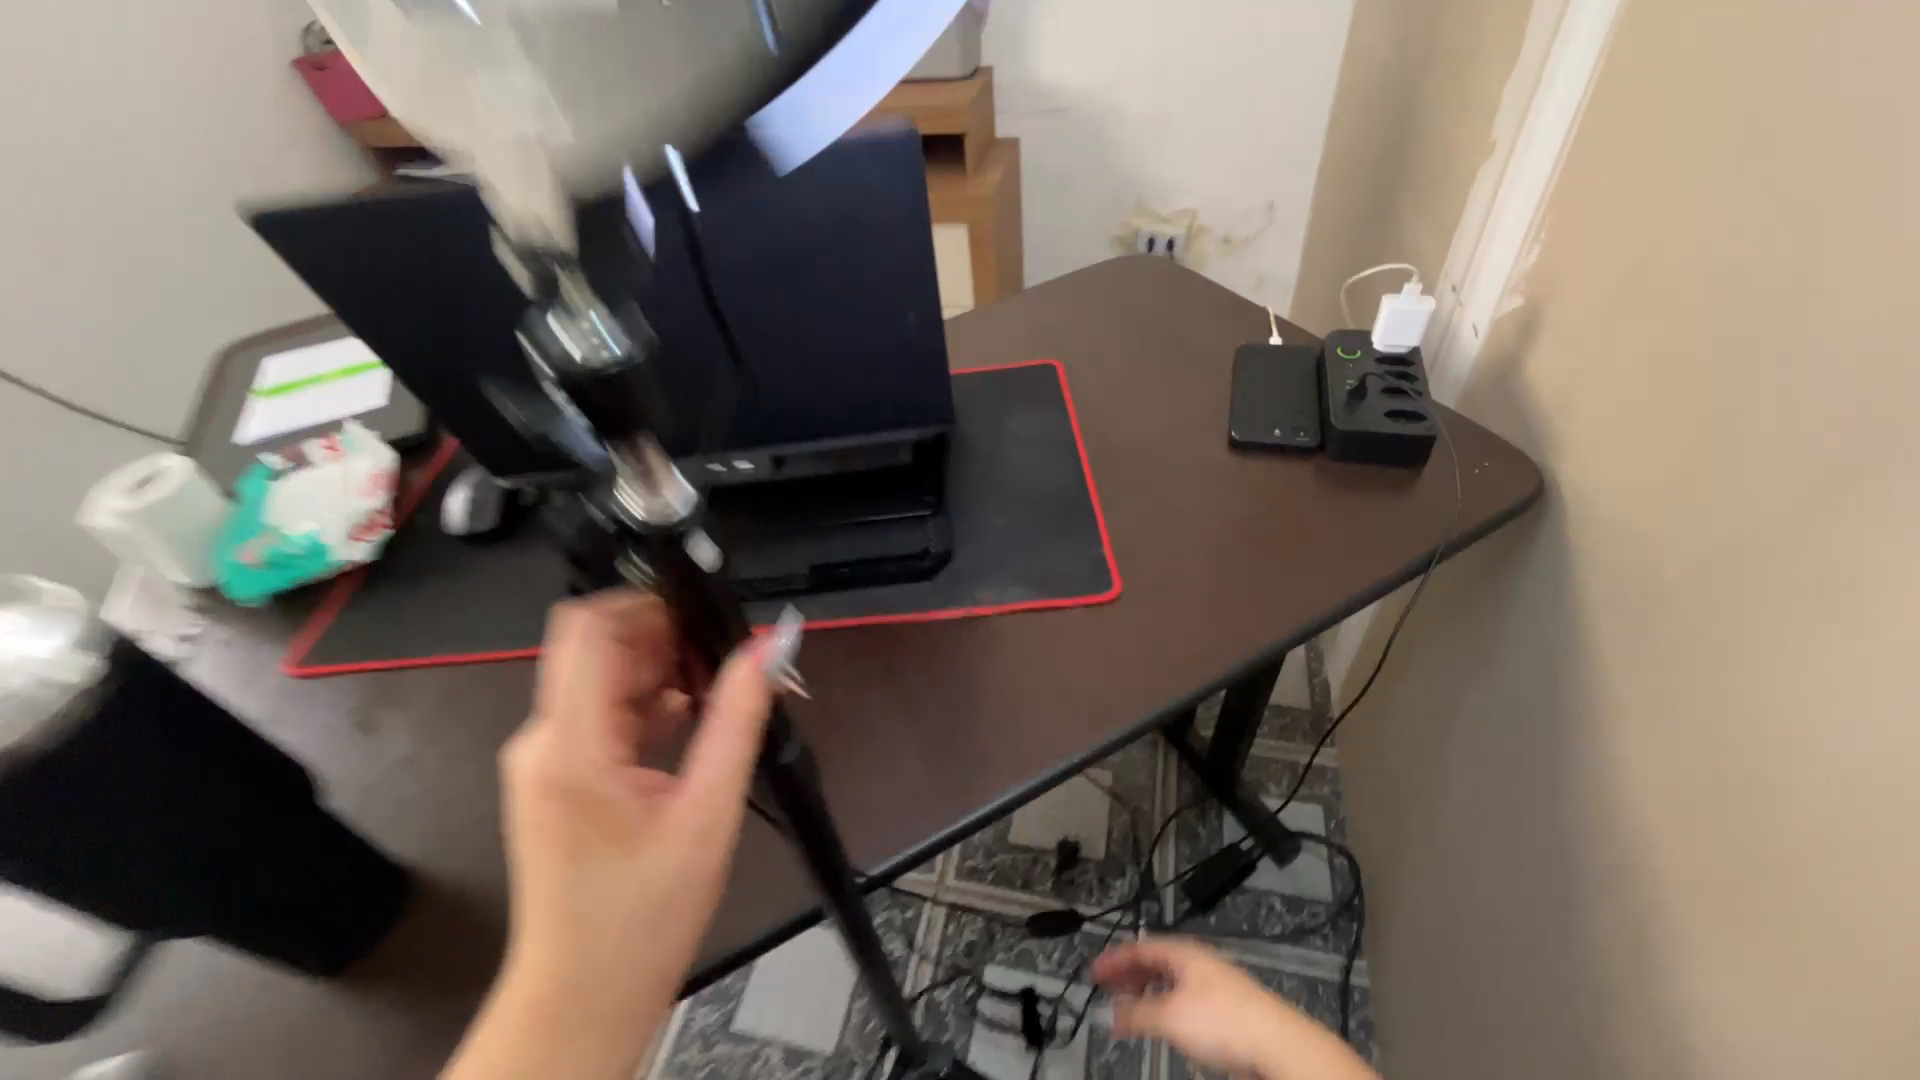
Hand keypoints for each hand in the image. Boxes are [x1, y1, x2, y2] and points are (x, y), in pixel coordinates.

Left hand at [444, 590, 773, 1079]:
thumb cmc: (646, 915)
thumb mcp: (708, 811)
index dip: (645, 604)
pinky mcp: (555, 776)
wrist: (585, 995)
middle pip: (598, 650)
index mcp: (571, 746)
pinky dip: (647, 705)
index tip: (704, 618)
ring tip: (718, 693)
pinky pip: (601, 715)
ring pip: (602, 680)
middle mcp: (543, 741)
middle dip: (664, 640)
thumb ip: (738, 719)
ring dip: (660, 673)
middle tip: (725, 661)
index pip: (588, 629)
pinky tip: (690, 723)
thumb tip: (769, 648)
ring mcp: (544, 759)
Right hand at [1092, 939, 1377, 1079]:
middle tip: (1107, 987)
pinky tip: (1163, 1024)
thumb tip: (1110, 1012)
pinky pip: (1185, 1000)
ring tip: (1129, 1009)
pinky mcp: (1227, 1010)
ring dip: (1146, 992)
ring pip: (1171, 982)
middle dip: (1129, 974)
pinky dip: (1165, 1007)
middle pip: (1156, 961)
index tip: (1092, 970)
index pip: (1140, 947)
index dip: (1114, 958)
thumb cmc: (1221, 1021)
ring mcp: (1215, 985)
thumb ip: (1136, 1013)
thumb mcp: (1169, 1016)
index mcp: (1183, 952)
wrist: (1279, 1045)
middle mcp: (1198, 962)